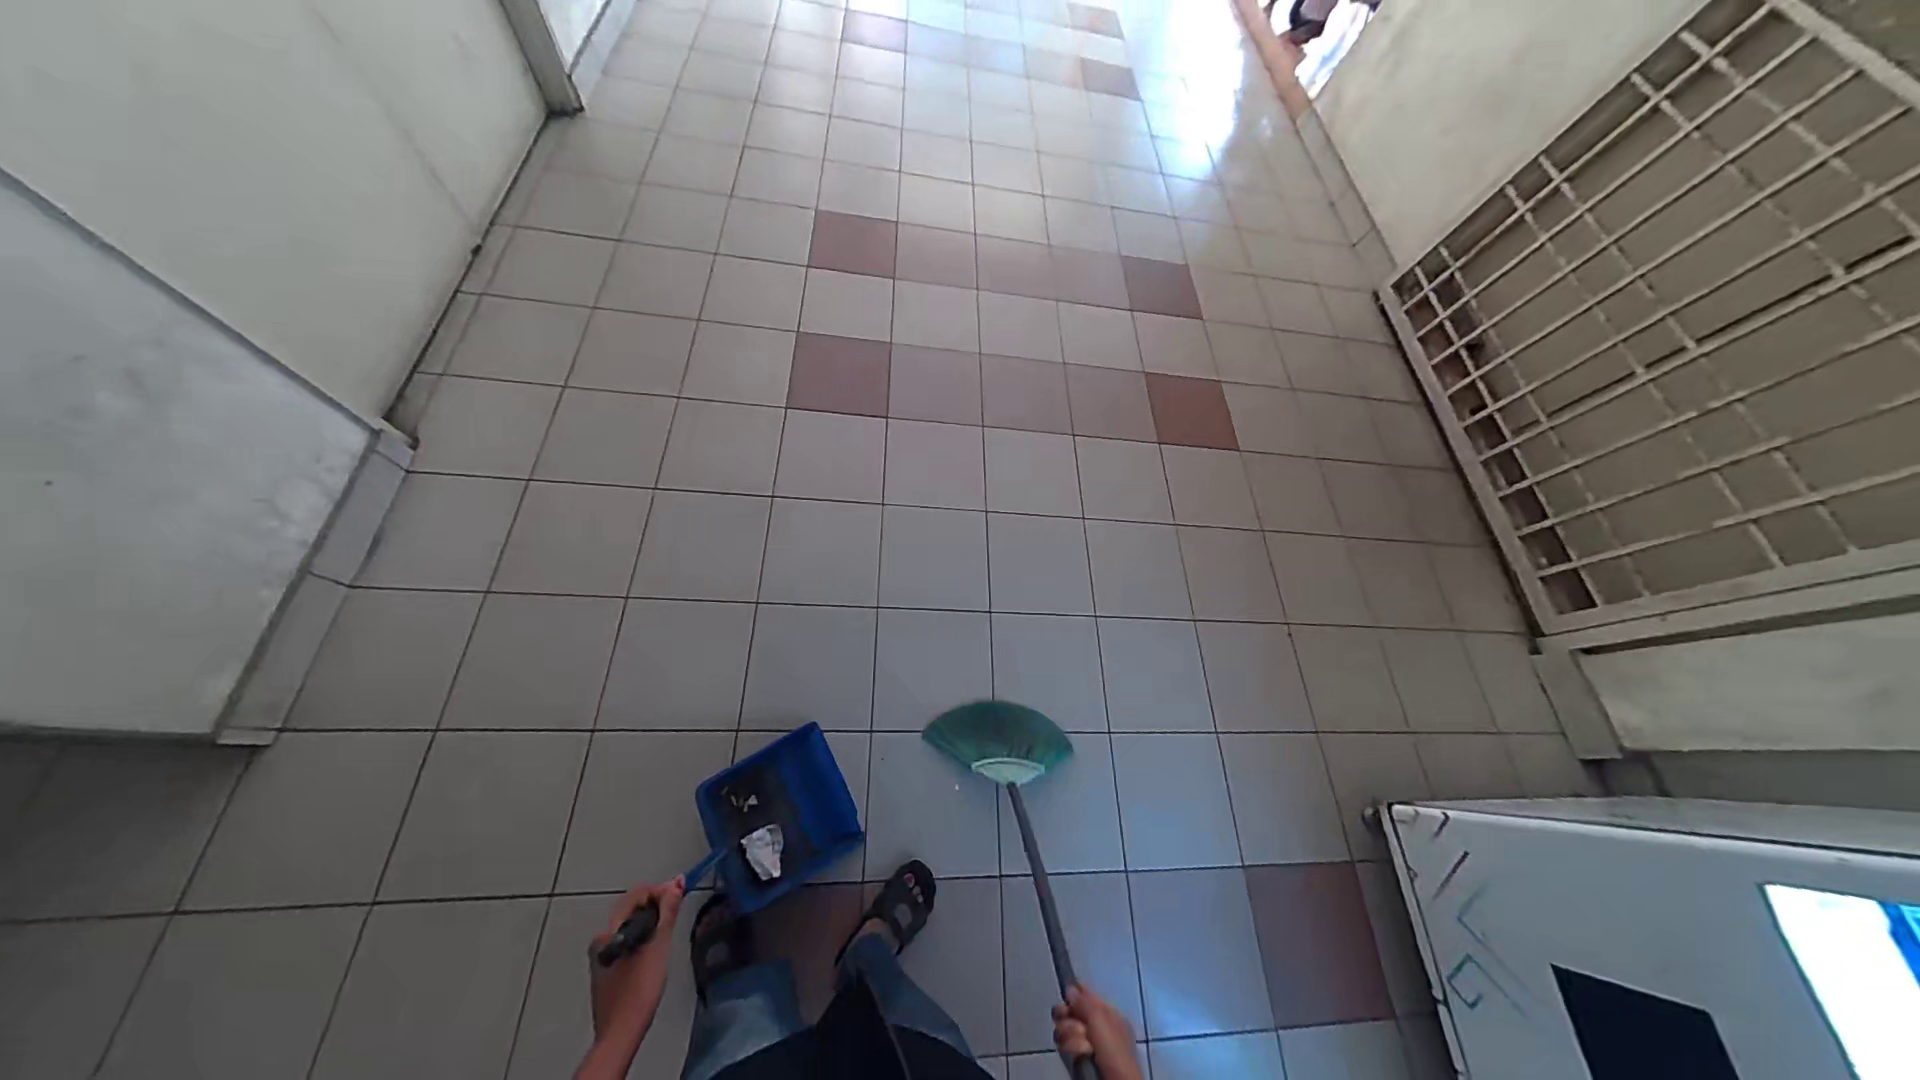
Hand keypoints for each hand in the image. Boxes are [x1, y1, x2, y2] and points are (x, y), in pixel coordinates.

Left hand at [588, 880, 685, 1039]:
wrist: (622, 1032)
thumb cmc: (640, 987)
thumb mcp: (659, 944)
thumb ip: (667, 911)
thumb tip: (676, 883)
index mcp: (609, 932)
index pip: (635, 895)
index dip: (659, 889)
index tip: (680, 891)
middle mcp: (601, 941)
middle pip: (631, 909)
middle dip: (656, 904)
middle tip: (677, 907)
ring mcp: (602, 957)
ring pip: (630, 926)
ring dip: (651, 921)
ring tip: (670, 926)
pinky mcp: (607, 971)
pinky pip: (627, 942)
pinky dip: (643, 937)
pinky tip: (656, 948)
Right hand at [1052, 984, 1143, 1079]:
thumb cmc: (1114, 1052)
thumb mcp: (1102, 1021)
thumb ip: (1084, 1002)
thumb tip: (1070, 988)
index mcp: (1108, 1015)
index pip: (1086, 995)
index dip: (1074, 995)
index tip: (1067, 1000)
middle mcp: (1096, 1027)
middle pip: (1069, 1011)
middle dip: (1069, 1019)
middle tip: (1078, 1029)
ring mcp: (1086, 1043)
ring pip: (1063, 1028)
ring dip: (1072, 1037)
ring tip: (1085, 1048)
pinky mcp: (1077, 1059)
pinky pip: (1064, 1046)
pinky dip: (1071, 1050)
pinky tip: (1081, 1056)